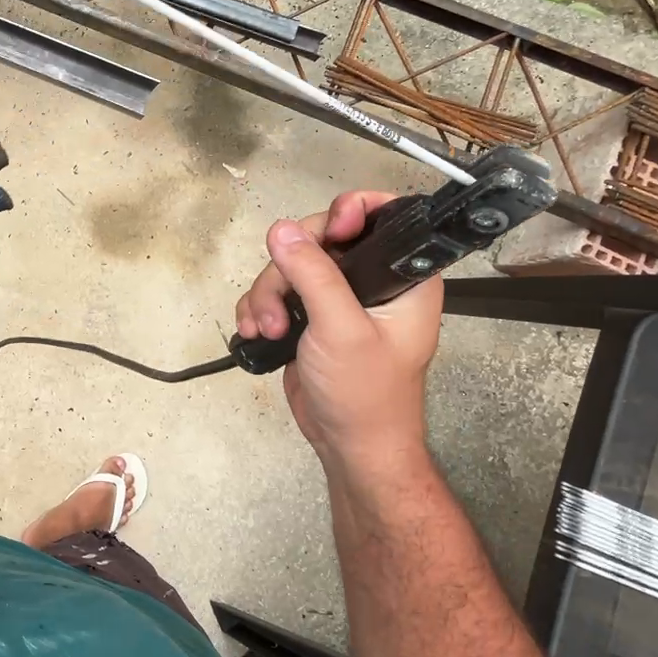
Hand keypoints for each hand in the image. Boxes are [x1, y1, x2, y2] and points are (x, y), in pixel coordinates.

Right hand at [235, 191, 442, 471]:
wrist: (347, 443)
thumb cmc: (365, 392)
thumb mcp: (341, 329)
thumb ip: (314, 276)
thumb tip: (281, 229)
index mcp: (401, 277)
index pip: (381, 217)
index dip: (348, 213)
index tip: (325, 234)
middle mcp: (368, 280)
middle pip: (316, 240)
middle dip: (286, 269)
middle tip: (281, 302)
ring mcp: (334, 298)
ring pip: (286, 267)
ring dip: (266, 296)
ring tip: (267, 329)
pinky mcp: (306, 316)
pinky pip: (272, 292)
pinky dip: (257, 309)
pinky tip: (256, 333)